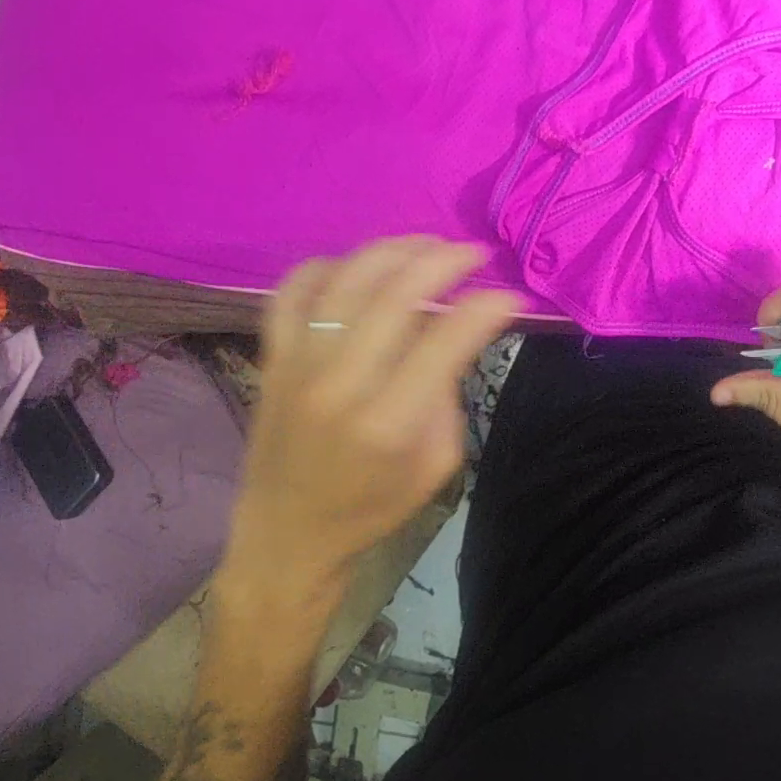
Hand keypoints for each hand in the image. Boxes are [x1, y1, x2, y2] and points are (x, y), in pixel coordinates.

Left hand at [227, 237, 518, 599]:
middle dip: (445, 260)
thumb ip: (448, 396)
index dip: (486, 307)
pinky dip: (327, 266)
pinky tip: (356, 268)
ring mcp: (299, 365)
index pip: (446, 339)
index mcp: (390, 422)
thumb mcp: (436, 466)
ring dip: (394, 250)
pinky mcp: (271, 358)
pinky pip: (292, 290)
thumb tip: (453, 332)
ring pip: (348, 278)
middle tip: (474, 253)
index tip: (509, 296)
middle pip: (397, 294)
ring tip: (426, 245)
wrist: (287, 534)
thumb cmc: (372, 508)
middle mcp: (341, 383)